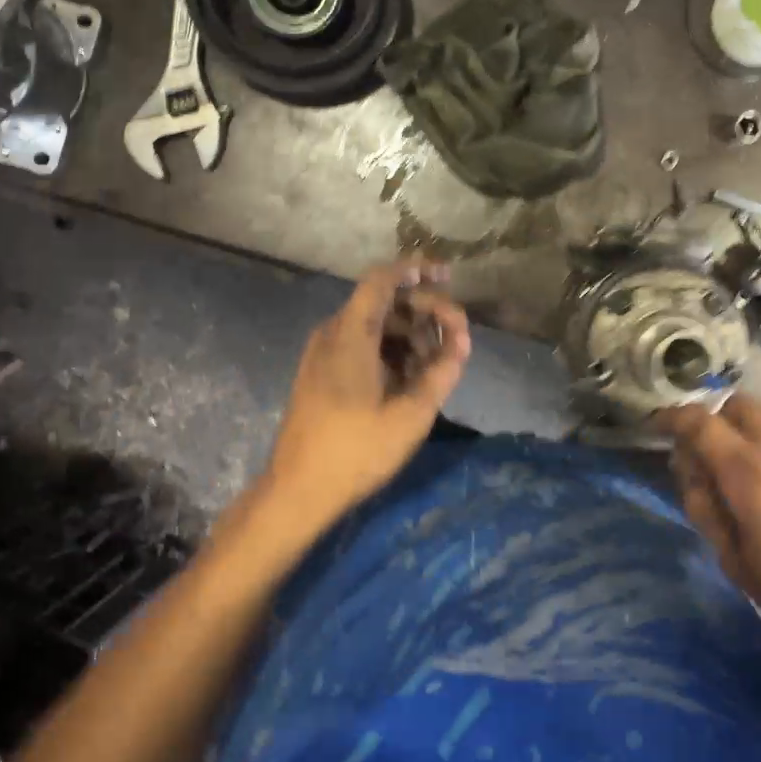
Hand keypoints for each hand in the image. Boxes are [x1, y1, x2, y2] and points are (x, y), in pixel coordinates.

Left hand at [263, 259, 470, 520]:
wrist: (298, 492)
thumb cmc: (357, 450)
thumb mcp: (412, 413)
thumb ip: (443, 370)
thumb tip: (462, 342)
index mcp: (350, 333)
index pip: (383, 279)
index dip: (417, 269)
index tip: (448, 275)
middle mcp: (333, 333)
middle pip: (385, 303)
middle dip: (426, 313)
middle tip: (459, 337)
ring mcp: (324, 355)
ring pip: (377, 327)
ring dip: (413, 337)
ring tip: (442, 365)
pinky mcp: (323, 375)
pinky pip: (364, 347)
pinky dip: (393, 353)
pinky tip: (415, 379)